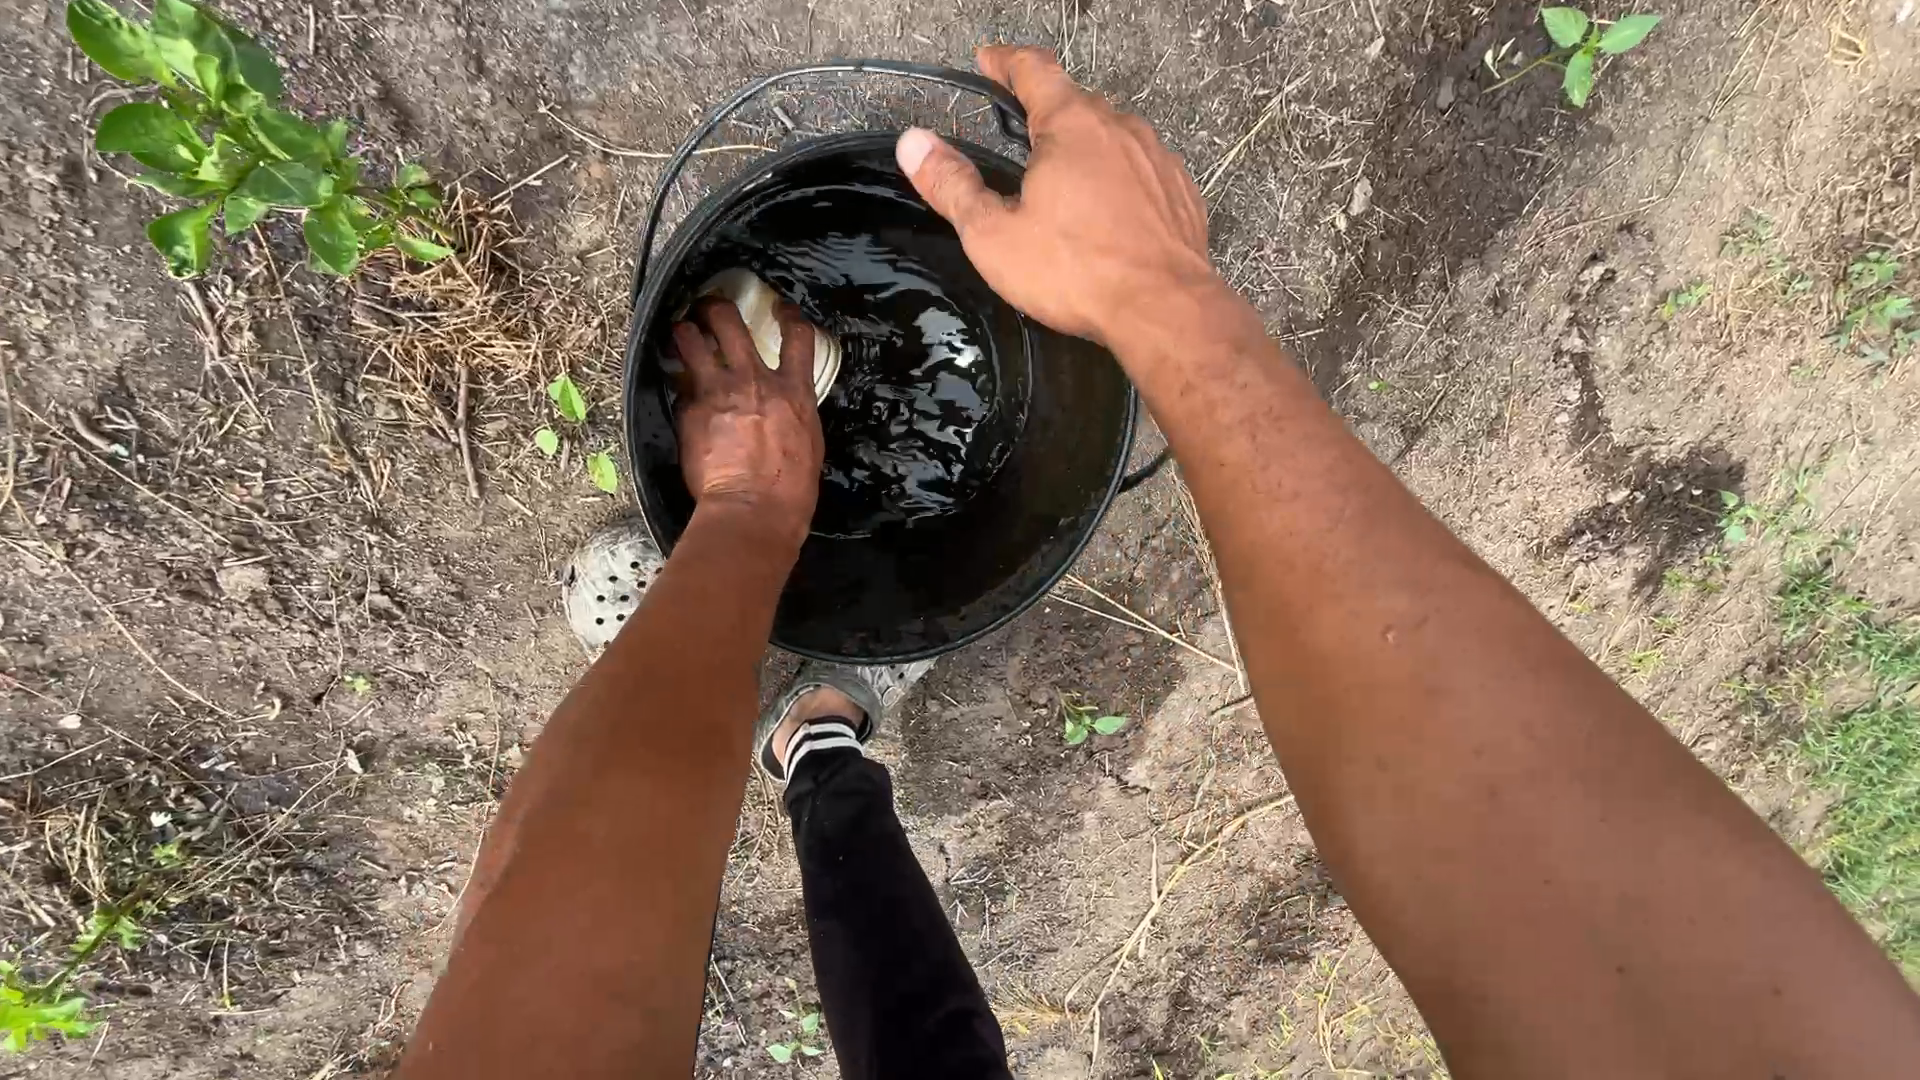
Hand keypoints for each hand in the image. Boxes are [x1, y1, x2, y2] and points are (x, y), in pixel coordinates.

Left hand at [669, 299, 824, 546]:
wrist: (753, 508)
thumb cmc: (790, 487)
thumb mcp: (808, 441)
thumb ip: (792, 411)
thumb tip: (781, 404)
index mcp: (793, 391)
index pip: (797, 336)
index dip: (788, 315)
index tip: (780, 308)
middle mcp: (754, 379)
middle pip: (729, 320)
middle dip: (714, 307)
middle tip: (707, 308)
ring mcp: (717, 391)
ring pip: (689, 338)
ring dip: (683, 333)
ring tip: (680, 335)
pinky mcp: (689, 410)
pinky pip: (678, 385)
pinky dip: (677, 383)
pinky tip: (677, 387)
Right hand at [894, 45, 1215, 347]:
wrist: (1161, 309)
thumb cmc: (1077, 273)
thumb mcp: (995, 237)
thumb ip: (954, 187)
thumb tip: (914, 145)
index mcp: (1071, 126)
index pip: (1034, 70)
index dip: (1007, 62)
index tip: (990, 60)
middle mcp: (1120, 129)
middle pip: (1076, 104)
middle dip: (1047, 114)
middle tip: (1023, 136)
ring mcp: (1156, 160)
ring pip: (1114, 139)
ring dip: (1087, 152)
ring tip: (1066, 185)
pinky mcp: (1180, 194)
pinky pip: (1143, 173)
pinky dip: (1121, 183)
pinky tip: (1110, 215)